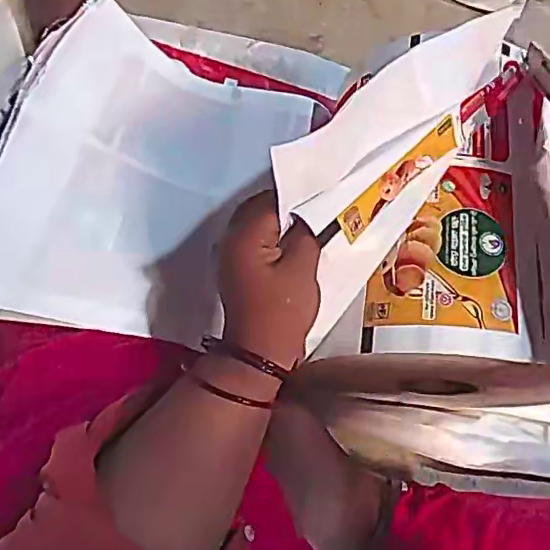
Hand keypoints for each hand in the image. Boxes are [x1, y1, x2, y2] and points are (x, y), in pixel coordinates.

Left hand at [218, 190, 319, 368]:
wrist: (259, 352)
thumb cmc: (281, 313)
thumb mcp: (303, 268)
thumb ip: (306, 233)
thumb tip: (307, 217)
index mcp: (245, 236)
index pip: (270, 200)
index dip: (296, 197)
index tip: (320, 197)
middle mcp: (230, 240)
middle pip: (258, 208)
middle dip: (286, 206)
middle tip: (315, 210)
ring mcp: (229, 255)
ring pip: (254, 222)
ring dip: (277, 221)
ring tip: (307, 226)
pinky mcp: (235, 267)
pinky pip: (253, 239)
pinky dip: (270, 236)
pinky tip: (291, 244)